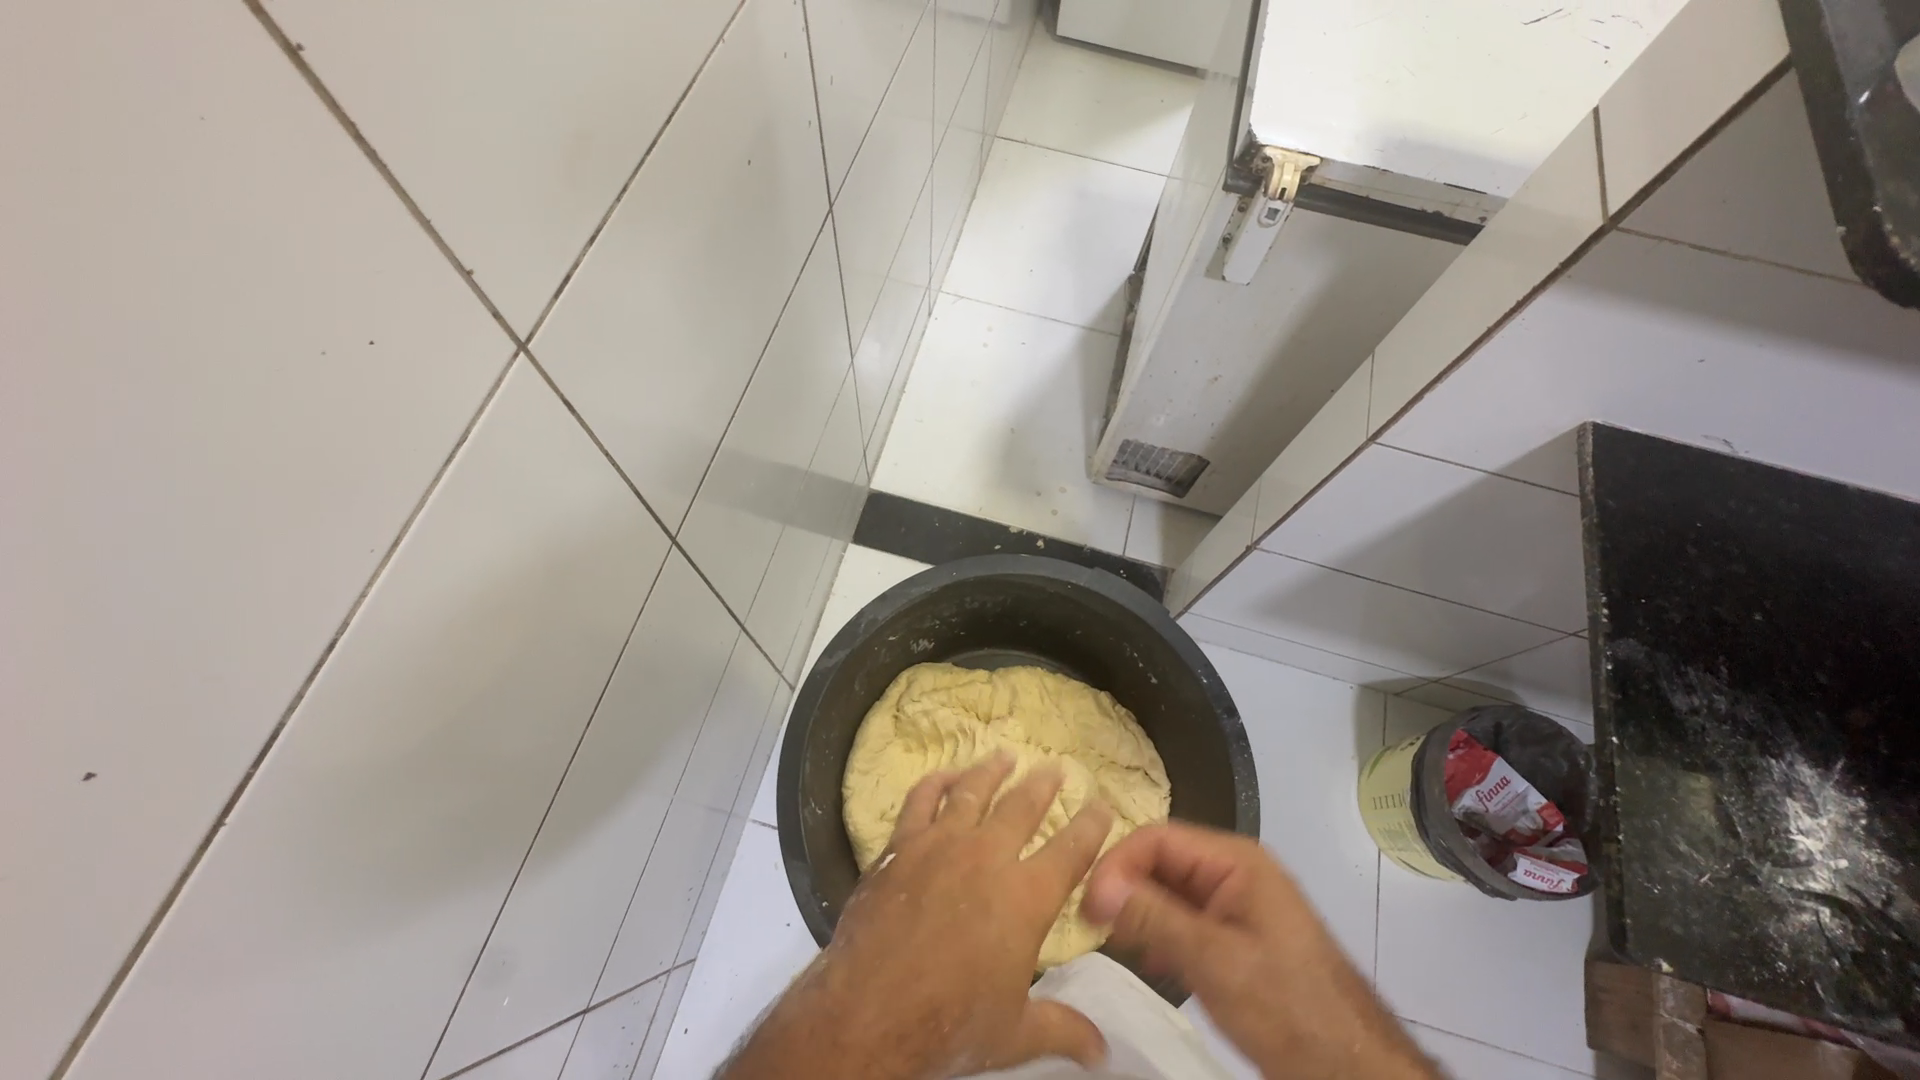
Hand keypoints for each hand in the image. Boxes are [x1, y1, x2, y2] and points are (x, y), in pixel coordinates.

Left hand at [722, 753, 1115, 1079]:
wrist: (870, 1010)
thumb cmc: (950, 1022)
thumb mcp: (1015, 1033)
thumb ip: (1063, 1029)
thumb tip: (1103, 1051)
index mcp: (1025, 897)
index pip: (1071, 850)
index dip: (1091, 824)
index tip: (1102, 804)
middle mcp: (986, 856)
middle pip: (1023, 806)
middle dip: (1043, 784)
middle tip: (1056, 767)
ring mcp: (939, 844)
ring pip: (972, 791)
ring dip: (991, 771)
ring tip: (1004, 755)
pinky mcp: (899, 846)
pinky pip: (920, 800)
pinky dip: (935, 782)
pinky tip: (943, 775)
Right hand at [1082, 823, 1437, 1079]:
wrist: (1351, 1071)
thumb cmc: (1287, 1008)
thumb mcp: (1214, 960)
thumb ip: (1154, 916)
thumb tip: (1095, 885)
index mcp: (1235, 861)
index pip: (1157, 838)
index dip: (1117, 864)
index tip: (1087, 906)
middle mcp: (1233, 873)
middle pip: (1161, 861)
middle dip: (1124, 887)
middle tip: (1090, 926)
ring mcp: (1235, 906)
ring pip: (1168, 891)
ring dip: (1138, 911)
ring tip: (1111, 942)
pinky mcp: (1234, 938)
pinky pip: (1183, 919)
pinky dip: (1159, 933)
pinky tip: (1148, 960)